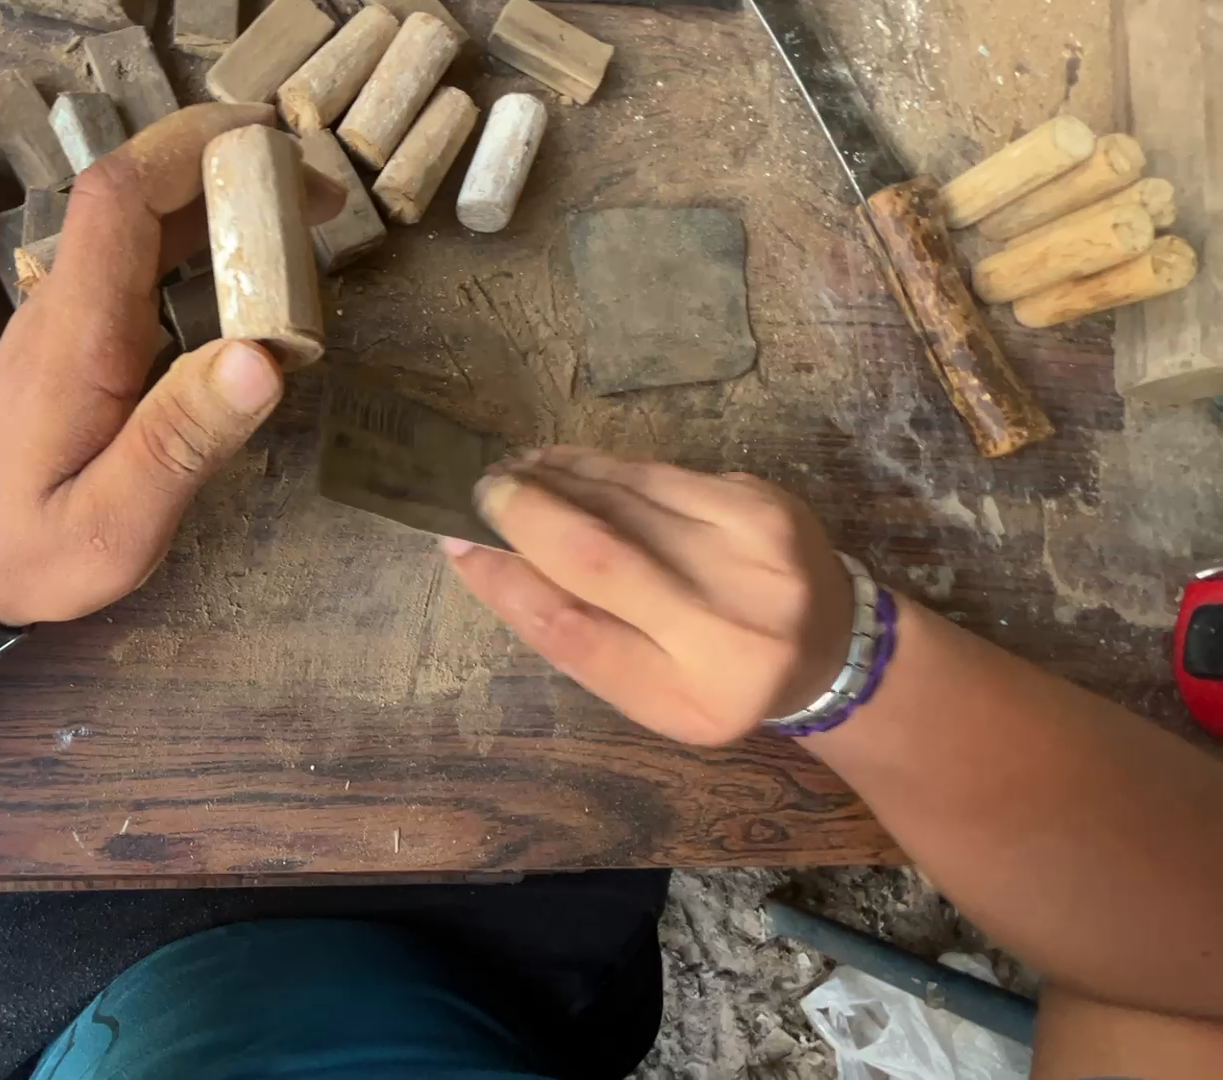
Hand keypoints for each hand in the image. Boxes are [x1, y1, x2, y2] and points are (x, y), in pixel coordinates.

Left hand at [0, 105, 345, 626]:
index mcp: (75, 340)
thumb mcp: (115, 522)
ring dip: (218, 213)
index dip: (193, 153)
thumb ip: (180, 443)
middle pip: (135, 201)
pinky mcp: (78, 347)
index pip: (119, 201)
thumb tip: (262, 356)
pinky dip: (199, 257)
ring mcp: (68, 324)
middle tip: (314, 200)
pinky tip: (246, 287)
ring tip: (299, 234)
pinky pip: (139, 275)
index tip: (273, 153)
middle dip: (225, 175)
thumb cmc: (34, 554)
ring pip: (140, 235)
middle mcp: (65, 311)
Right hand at [441, 447, 853, 744]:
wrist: (832, 648)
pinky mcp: (759, 501)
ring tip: (508, 473)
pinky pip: (651, 472)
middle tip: (479, 493)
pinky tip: (557, 462)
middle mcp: (729, 627)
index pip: (571, 630)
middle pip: (597, 556)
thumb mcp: (637, 682)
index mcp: (687, 693)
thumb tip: (484, 553)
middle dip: (523, 515)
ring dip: (550, 480)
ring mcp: (754, 555)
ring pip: (620, 500)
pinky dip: (591, 464)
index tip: (456, 546)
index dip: (501, 582)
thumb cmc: (709, 676)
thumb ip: (568, 627)